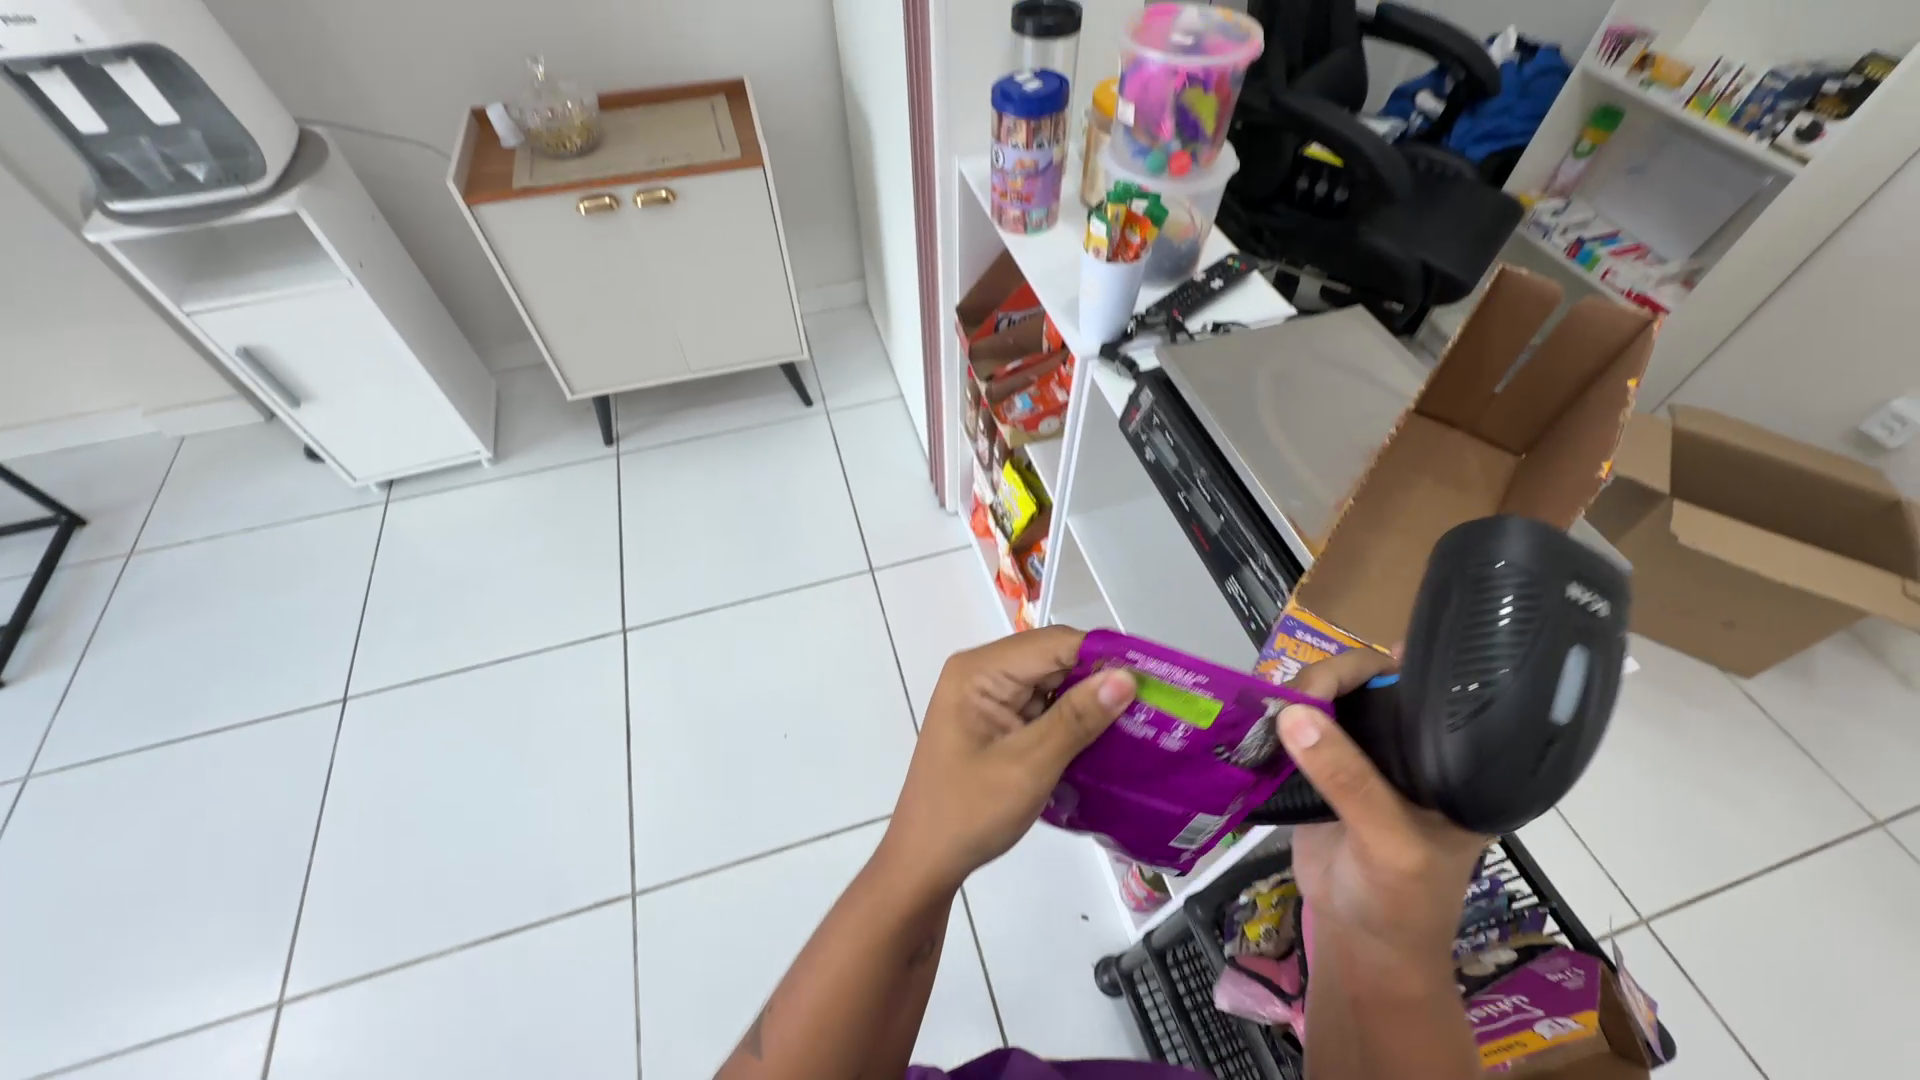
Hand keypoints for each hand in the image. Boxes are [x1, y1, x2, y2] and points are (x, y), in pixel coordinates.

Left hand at [880, 627, 1135, 893]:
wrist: (925, 859)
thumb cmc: (969, 812)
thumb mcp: (1028, 765)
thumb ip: (1077, 718)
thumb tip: (1127, 676)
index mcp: (980, 671)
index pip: (1055, 643)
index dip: (1105, 656)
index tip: (1155, 678)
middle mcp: (982, 672)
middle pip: (1055, 659)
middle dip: (1102, 679)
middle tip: (1156, 704)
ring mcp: (988, 697)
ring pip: (1053, 683)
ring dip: (1091, 701)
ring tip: (1144, 722)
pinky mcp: (997, 721)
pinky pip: (1043, 707)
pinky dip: (1073, 720)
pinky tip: (1108, 739)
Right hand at [1278, 648, 1487, 971]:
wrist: (1364, 944)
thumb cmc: (1401, 901)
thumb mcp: (1389, 844)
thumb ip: (1349, 781)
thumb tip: (1293, 712)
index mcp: (1449, 757)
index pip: (1423, 688)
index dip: (1384, 667)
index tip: (1340, 673)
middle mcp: (1409, 745)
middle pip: (1369, 683)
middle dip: (1329, 677)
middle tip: (1296, 695)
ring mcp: (1365, 755)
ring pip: (1331, 699)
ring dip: (1298, 693)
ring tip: (1272, 703)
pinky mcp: (1325, 768)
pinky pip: (1301, 727)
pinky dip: (1278, 717)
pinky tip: (1262, 712)